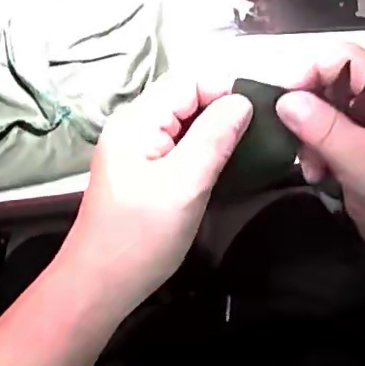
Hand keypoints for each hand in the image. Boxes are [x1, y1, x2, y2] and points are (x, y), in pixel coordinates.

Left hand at [51, 73, 252, 315]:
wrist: (100, 285)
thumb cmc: (142, 236)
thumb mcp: (185, 184)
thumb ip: (214, 136)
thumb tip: (243, 101)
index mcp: (137, 120)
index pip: (189, 80)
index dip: (227, 88)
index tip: (263, 110)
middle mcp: (134, 124)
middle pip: (187, 96)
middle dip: (225, 105)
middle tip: (264, 128)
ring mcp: (137, 146)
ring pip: (186, 119)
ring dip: (218, 125)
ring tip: (252, 141)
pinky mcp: (143, 167)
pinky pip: (180, 141)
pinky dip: (205, 144)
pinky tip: (226, 158)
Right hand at [274, 45, 364, 264]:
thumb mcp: (363, 162)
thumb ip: (325, 128)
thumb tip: (284, 98)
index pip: (346, 58)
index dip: (314, 72)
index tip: (287, 102)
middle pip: (330, 82)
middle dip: (308, 111)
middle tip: (297, 141)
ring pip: (321, 111)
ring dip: (309, 137)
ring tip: (313, 168)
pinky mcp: (355, 148)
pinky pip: (323, 136)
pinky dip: (314, 153)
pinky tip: (318, 176)